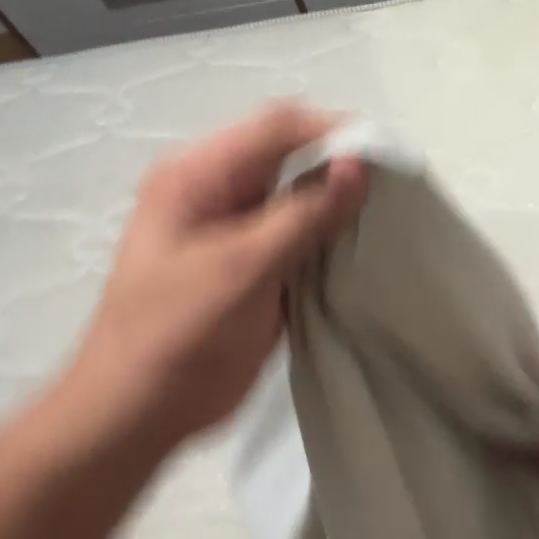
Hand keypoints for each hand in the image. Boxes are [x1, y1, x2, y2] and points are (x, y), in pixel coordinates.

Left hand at [63, 102, 367, 445]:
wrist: (141, 410)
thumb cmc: (179, 333)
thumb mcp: (243, 267)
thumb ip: (303, 214)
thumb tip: (359, 165)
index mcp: (198, 175)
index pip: (277, 128)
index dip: (334, 133)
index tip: (389, 159)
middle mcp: (219, 192)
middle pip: (291, 157)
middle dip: (343, 168)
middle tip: (397, 192)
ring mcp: (239, 231)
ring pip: (302, 198)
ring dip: (342, 206)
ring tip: (390, 218)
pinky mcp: (257, 268)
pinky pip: (303, 238)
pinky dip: (334, 240)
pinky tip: (365, 250)